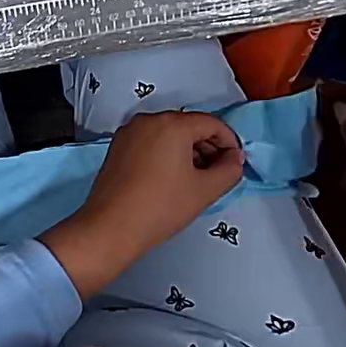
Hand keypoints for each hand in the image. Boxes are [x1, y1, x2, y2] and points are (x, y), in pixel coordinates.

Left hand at [41, 111, 244, 297]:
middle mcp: (149, 120)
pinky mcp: (118, 145)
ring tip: (196, 179)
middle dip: (208, 146)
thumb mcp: (204, 191)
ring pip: (169, 133)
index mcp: (172, 123)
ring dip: (188, 151)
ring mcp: (130, 131)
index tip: (235, 163)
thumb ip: (229, 170)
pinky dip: (166, 153)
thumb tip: (234, 159)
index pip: (212, 123)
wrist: (110, 227)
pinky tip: (171, 178)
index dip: (229, 142)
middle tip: (219, 173)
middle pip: (189, 125)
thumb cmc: (159, 207)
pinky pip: (151, 140)